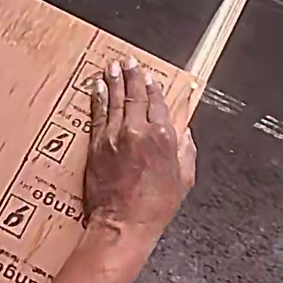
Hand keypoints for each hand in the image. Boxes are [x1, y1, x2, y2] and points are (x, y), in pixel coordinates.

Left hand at [84, 60, 195, 240]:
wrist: (123, 222)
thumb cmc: (155, 206)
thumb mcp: (183, 178)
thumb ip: (185, 149)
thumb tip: (183, 132)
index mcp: (163, 137)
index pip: (158, 102)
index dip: (153, 87)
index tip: (150, 77)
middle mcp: (138, 131)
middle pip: (135, 95)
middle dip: (133, 75)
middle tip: (129, 61)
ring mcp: (114, 136)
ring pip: (115, 100)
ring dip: (114, 80)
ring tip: (113, 66)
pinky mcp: (97, 144)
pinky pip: (98, 114)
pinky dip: (98, 98)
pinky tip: (98, 87)